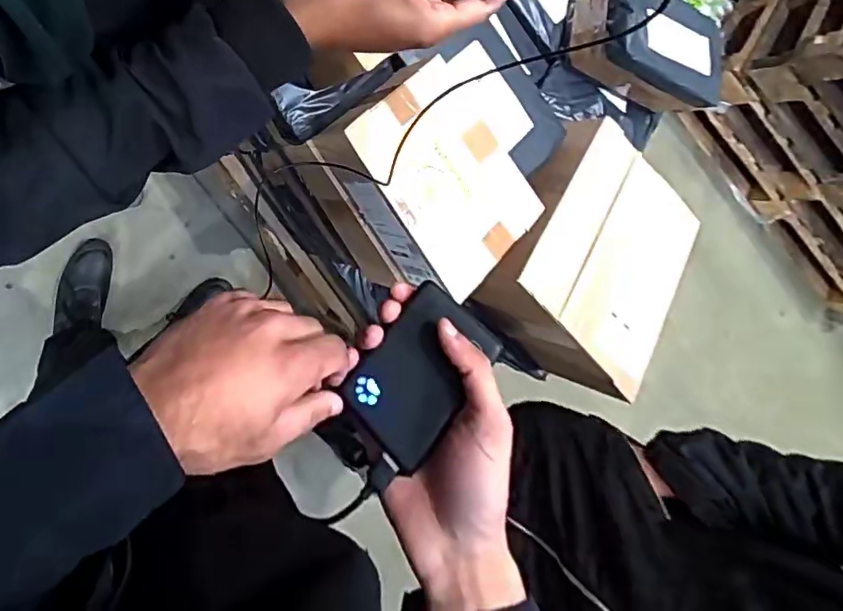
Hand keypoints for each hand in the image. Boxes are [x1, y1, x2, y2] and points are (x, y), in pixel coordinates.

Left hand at [129, 291, 356, 475]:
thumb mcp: (267, 440)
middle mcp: (274, 327)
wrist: (150, 413)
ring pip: (286, 311)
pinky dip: (258, 316)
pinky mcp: (222, 302)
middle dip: (313, 349)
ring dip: (286, 330)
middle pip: (314, 327)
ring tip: (267, 353)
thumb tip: (333, 399)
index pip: (336, 347)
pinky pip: (255, 300)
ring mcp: (246, 309)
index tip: (328, 378)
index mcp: (291, 362)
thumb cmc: (210, 434)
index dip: (338, 364)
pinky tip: (244, 337)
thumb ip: (310, 414)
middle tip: (295, 373)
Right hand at [362, 296, 522, 610]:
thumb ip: (474, 372)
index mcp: (457, 386)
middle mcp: (427, 394)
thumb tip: (448, 328)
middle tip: (387, 309)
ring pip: (379, 366)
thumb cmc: (483, 488)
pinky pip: (359, 402)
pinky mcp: (375, 434)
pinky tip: (350, 367)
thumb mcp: (492, 423)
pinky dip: (351, 381)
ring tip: (371, 336)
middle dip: (392, 319)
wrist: (453, 547)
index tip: (410, 294)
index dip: (423, 312)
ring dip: (370, 343)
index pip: (438, 337)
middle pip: (404, 345)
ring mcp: (399, 412)